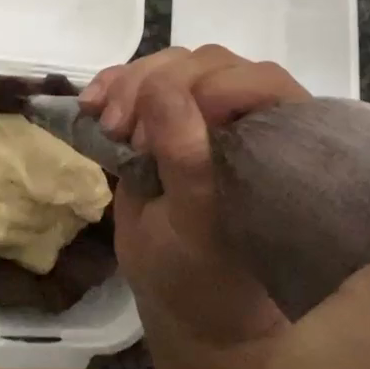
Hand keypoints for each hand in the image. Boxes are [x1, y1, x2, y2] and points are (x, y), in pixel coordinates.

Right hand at [80, 46, 308, 368]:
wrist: (183, 303)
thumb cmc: (206, 275)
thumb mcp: (194, 224)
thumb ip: (186, 157)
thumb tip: (161, 87)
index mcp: (281, 141)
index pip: (255, 81)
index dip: (205, 90)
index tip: (158, 134)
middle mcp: (249, 117)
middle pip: (204, 65)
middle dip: (154, 86)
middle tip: (119, 130)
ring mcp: (204, 113)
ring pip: (169, 66)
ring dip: (128, 85)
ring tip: (106, 124)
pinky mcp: (165, 118)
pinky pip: (138, 80)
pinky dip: (110, 85)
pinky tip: (88, 105)